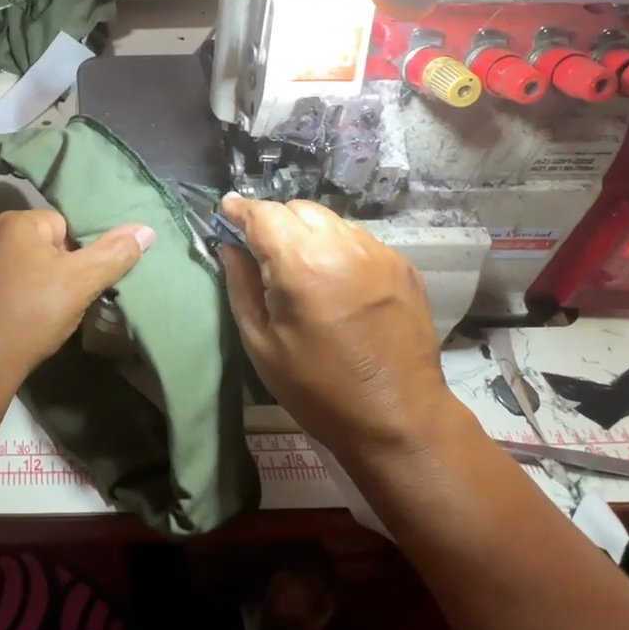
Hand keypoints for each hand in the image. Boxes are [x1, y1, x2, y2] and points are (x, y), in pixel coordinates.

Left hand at [0, 211, 152, 393]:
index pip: (63, 227)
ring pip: (13, 263)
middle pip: (37, 244)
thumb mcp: (81, 284)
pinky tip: (5, 321)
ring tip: (31, 316)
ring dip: (25, 281)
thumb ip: (113, 254)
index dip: (75, 258)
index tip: (72, 288)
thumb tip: (145, 229)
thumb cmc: (31, 315)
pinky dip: (0, 296)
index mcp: (18, 222)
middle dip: (50, 269)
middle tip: (54, 304)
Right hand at [219, 195, 455, 457]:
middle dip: (274, 221)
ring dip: (307, 233)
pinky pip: (358, 240)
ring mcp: (378, 253)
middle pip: (297, 209)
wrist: (399, 419)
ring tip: (301, 268)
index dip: (240, 210)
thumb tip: (230, 247)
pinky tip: (335, 282)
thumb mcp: (261, 343)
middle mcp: (342, 246)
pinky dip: (337, 247)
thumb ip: (241, 285)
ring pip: (331, 220)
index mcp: (301, 264)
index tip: (226, 213)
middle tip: (262, 251)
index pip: (263, 213)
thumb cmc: (318, 388)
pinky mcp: (402, 266)